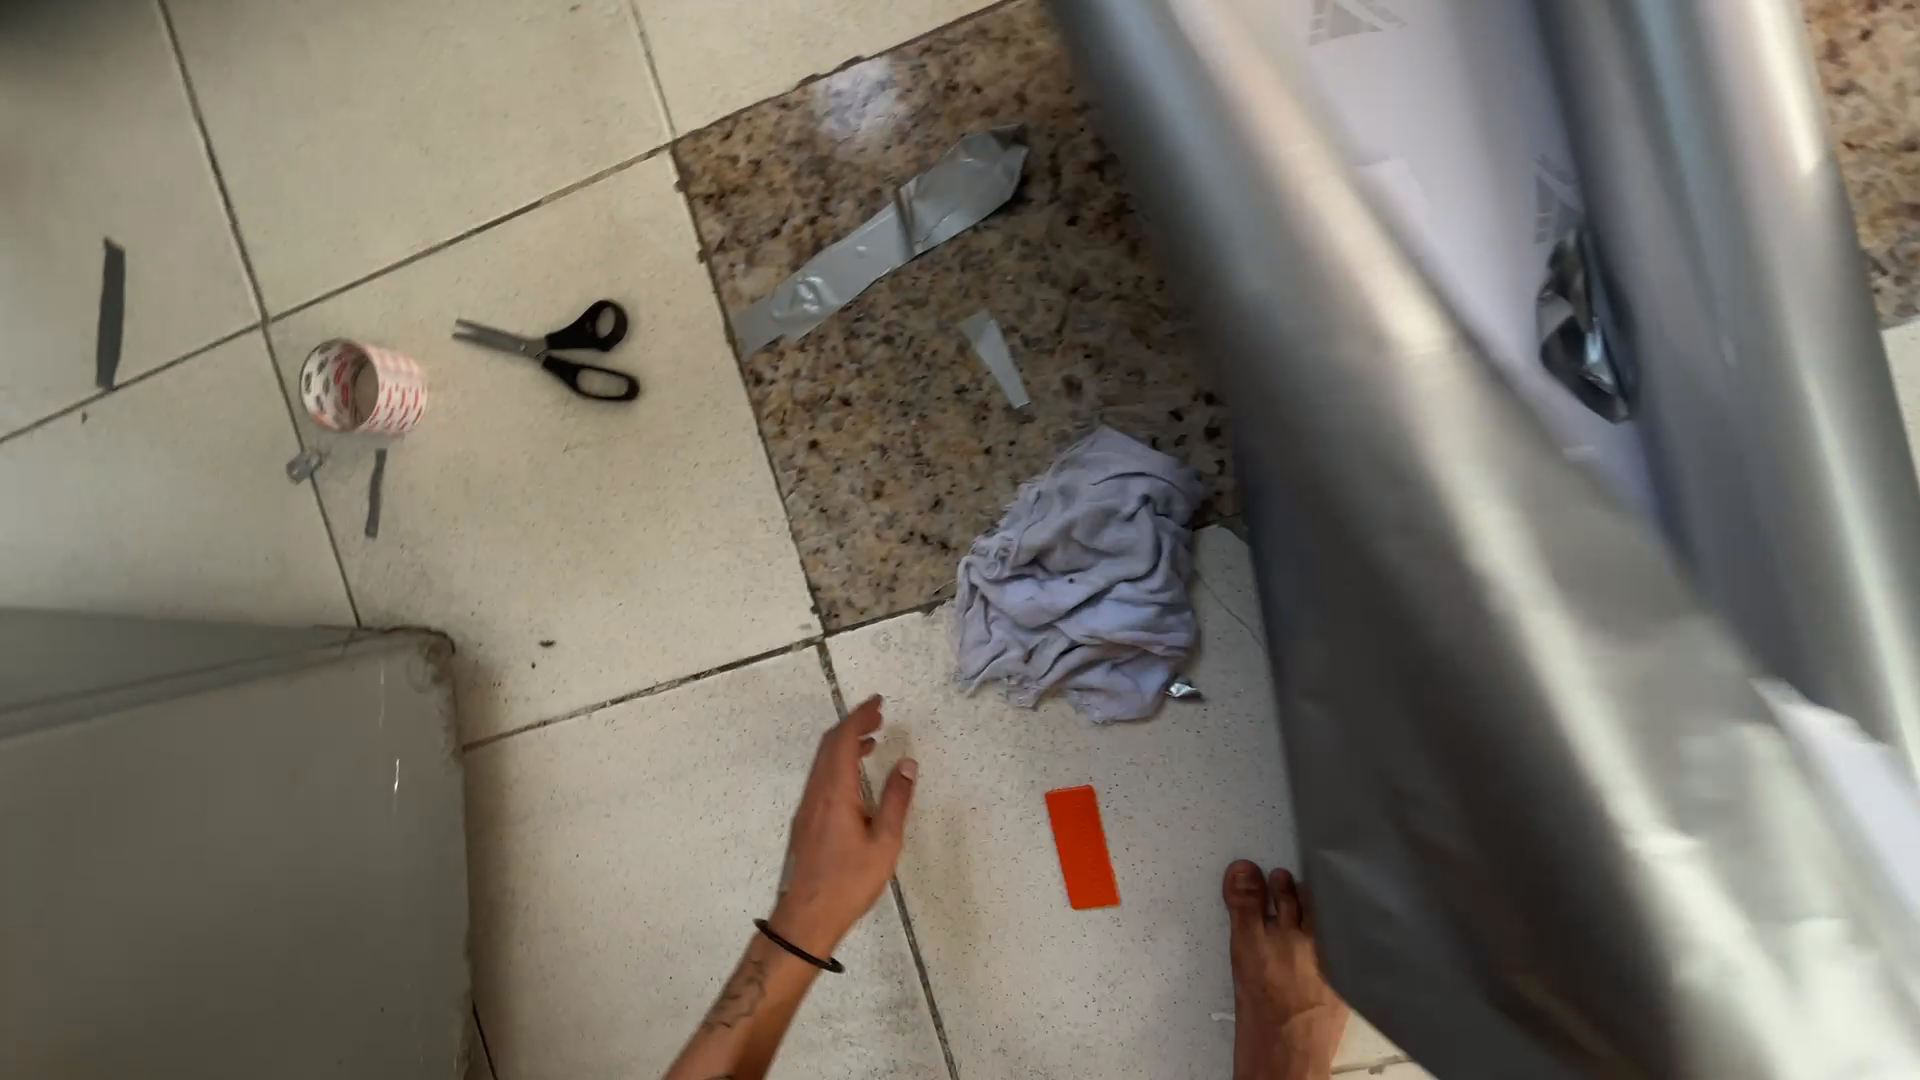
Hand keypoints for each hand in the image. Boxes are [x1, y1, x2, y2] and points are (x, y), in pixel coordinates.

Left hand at [768, 696, 916, 957]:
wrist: (806, 918)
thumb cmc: (849, 881)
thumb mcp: (885, 842)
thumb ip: (896, 800)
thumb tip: (907, 764)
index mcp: (835, 791)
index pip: (844, 739)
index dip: (859, 716)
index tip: (878, 702)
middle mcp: (817, 792)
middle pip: (829, 744)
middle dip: (853, 723)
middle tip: (878, 716)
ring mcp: (807, 806)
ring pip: (822, 760)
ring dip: (845, 743)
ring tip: (871, 740)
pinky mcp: (805, 820)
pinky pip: (820, 776)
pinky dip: (838, 761)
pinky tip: (855, 775)